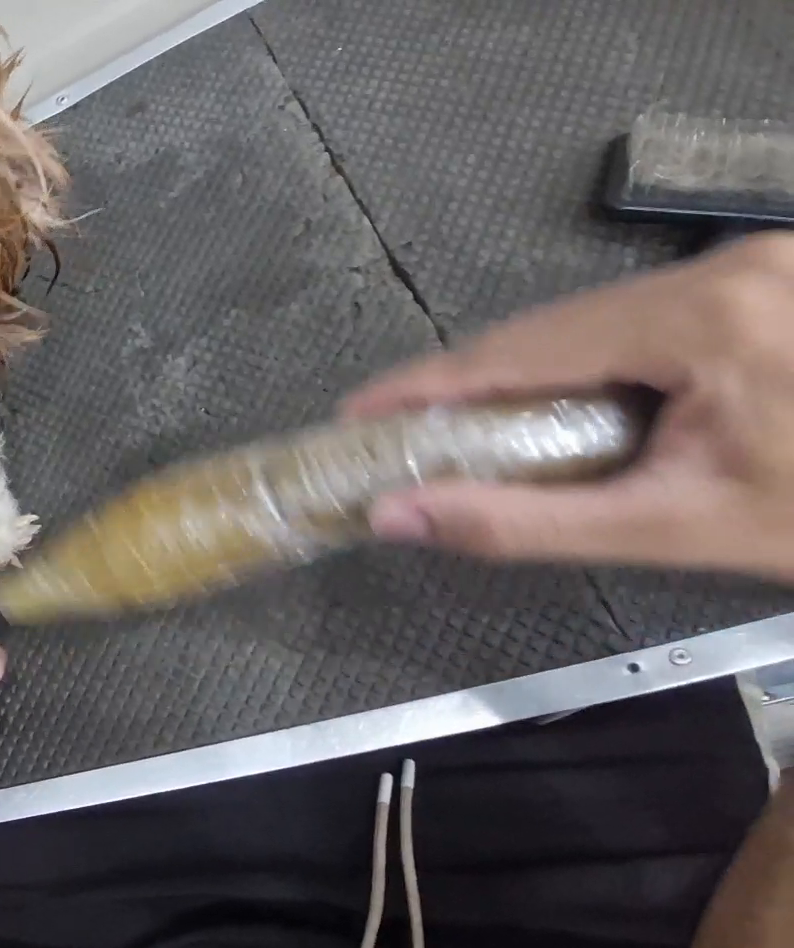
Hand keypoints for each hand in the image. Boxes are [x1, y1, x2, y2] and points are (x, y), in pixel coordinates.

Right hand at [344, 232, 793, 581]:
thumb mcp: (679, 527)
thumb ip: (522, 523)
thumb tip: (392, 517)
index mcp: (704, 317)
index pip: (514, 351)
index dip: (419, 385)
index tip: (350, 414)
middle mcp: (725, 268)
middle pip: (543, 328)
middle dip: (461, 385)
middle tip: (399, 434)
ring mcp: (753, 265)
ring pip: (585, 321)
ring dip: (515, 376)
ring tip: (462, 429)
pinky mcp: (767, 278)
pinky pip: (631, 318)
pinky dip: (574, 363)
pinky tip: (555, 405)